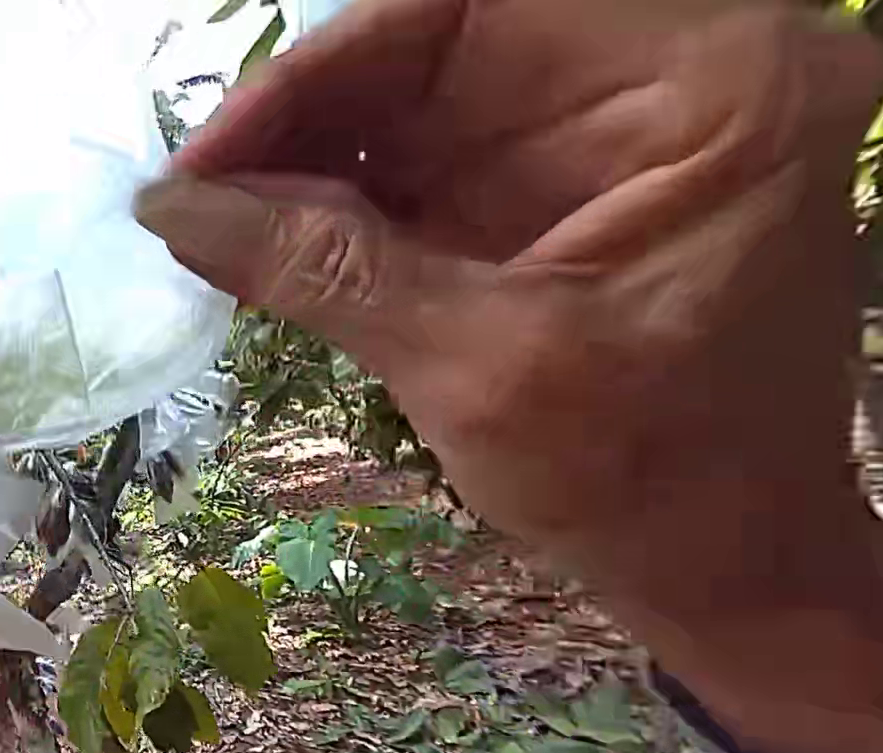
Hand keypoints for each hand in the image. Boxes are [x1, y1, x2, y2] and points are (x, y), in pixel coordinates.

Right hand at [137, 0, 882, 752]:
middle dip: (291, 133)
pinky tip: (258, 253)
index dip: (312, 76)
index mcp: (695, 83)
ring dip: (294, 182)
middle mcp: (637, 91)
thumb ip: (327, 273)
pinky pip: (404, 199)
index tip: (202, 158)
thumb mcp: (474, 368)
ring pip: (400, 134)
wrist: (707, 567)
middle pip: (423, 67)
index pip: (463, 15)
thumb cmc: (633, 479)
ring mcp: (574, 162)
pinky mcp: (522, 227)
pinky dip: (324, 226)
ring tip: (204, 231)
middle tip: (186, 201)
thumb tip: (175, 213)